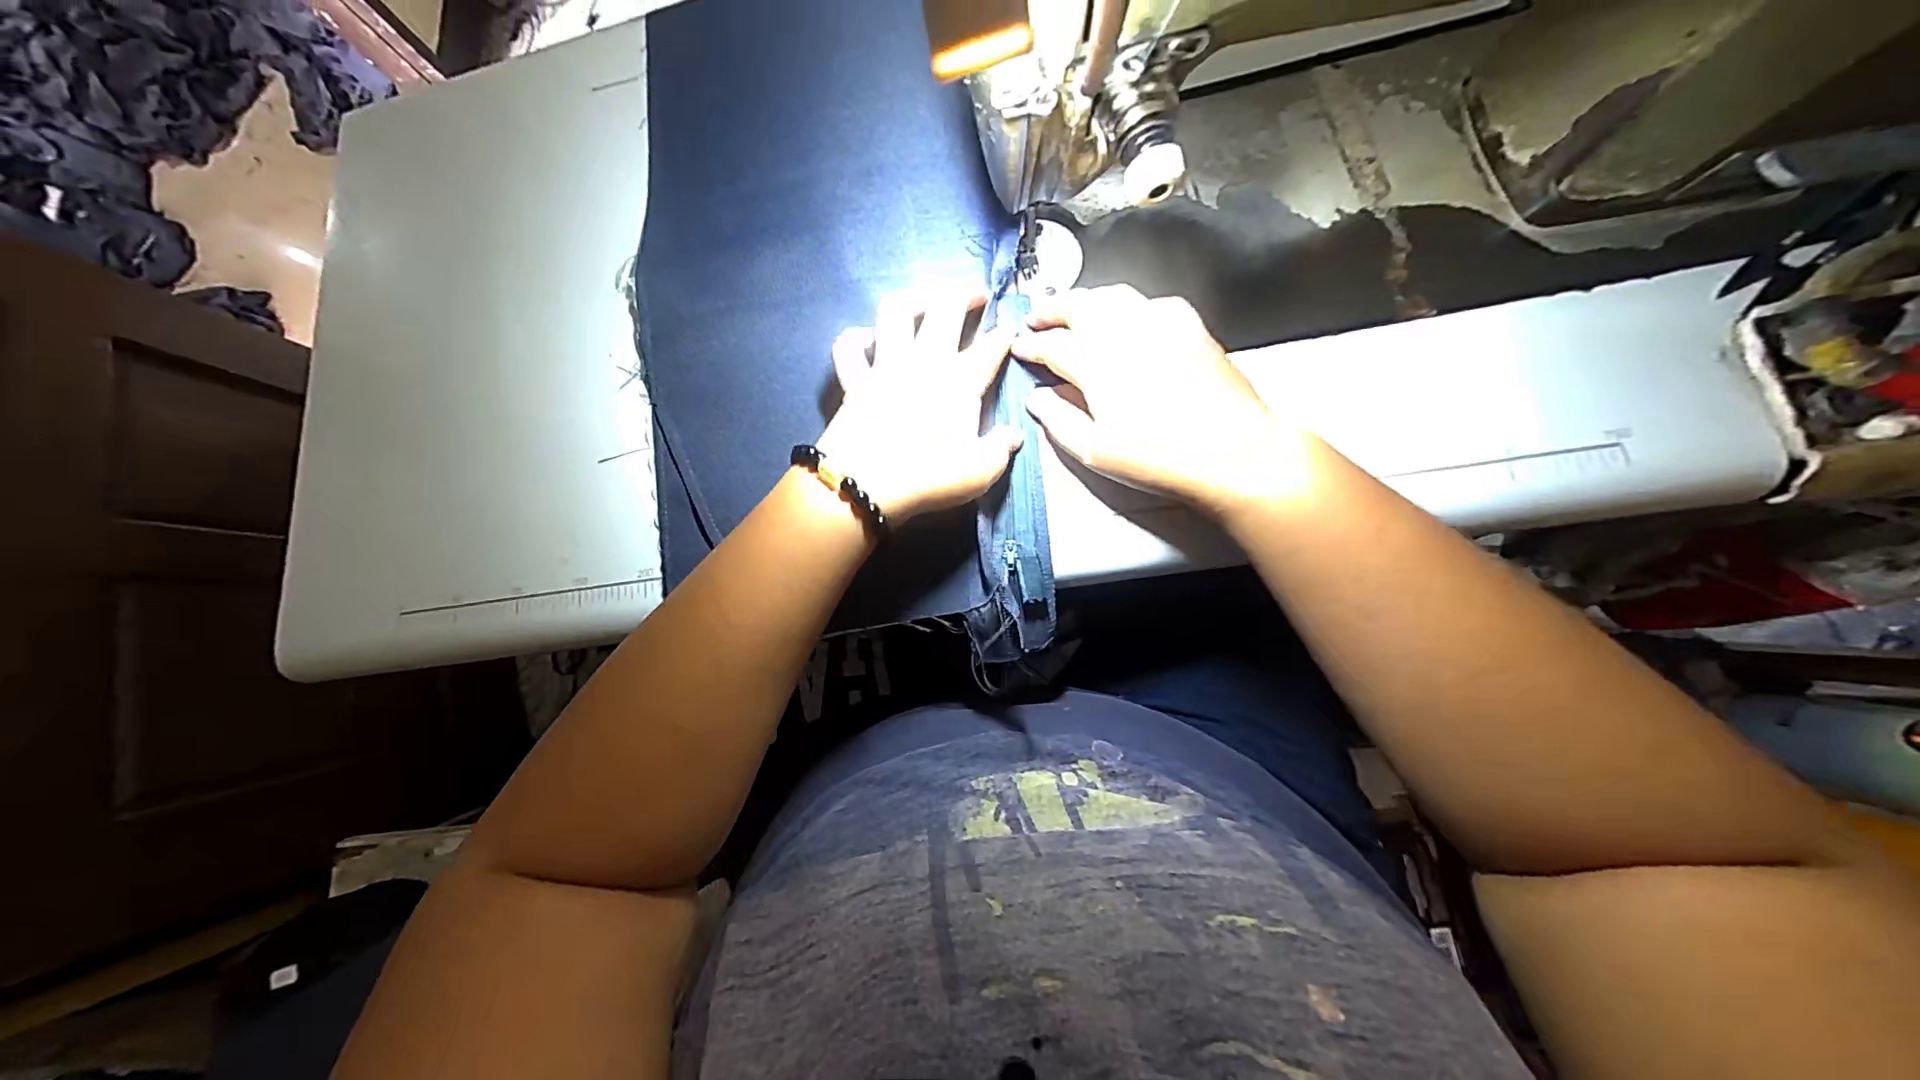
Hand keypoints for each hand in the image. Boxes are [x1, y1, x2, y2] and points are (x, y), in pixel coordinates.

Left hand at [815, 290, 1023, 522]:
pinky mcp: (854, 379)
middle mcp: (924, 361)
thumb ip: (1000, 449)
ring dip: (915, 297)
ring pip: (897, 310)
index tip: (1011, 328)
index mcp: (960, 381)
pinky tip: (868, 338)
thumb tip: (1014, 435)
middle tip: (977, 294)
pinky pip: (849, 346)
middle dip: (966, 293)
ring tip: (927, 300)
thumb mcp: (979, 472)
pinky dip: (857, 338)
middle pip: (946, 308)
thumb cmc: (927, 478)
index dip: (1004, 333)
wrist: (862, 486)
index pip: (990, 346)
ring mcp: (886, 365)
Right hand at [1011, 285, 1301, 515]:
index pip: (1051, 344)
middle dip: (1053, 309)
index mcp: (1095, 361)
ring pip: (1113, 296)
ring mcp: (1160, 322)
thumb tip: (1037, 399)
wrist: (1233, 450)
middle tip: (1037, 318)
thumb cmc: (1159, 457)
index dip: (1031, 345)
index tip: (1020, 348)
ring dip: (1086, 300)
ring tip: (1074, 311)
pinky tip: (1127, 319)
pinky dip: (1127, 304)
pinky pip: (1148, 302)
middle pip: (1079, 305)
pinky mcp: (1189, 324)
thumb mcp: (1096, 451)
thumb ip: (1059, 420)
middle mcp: (1124, 330)